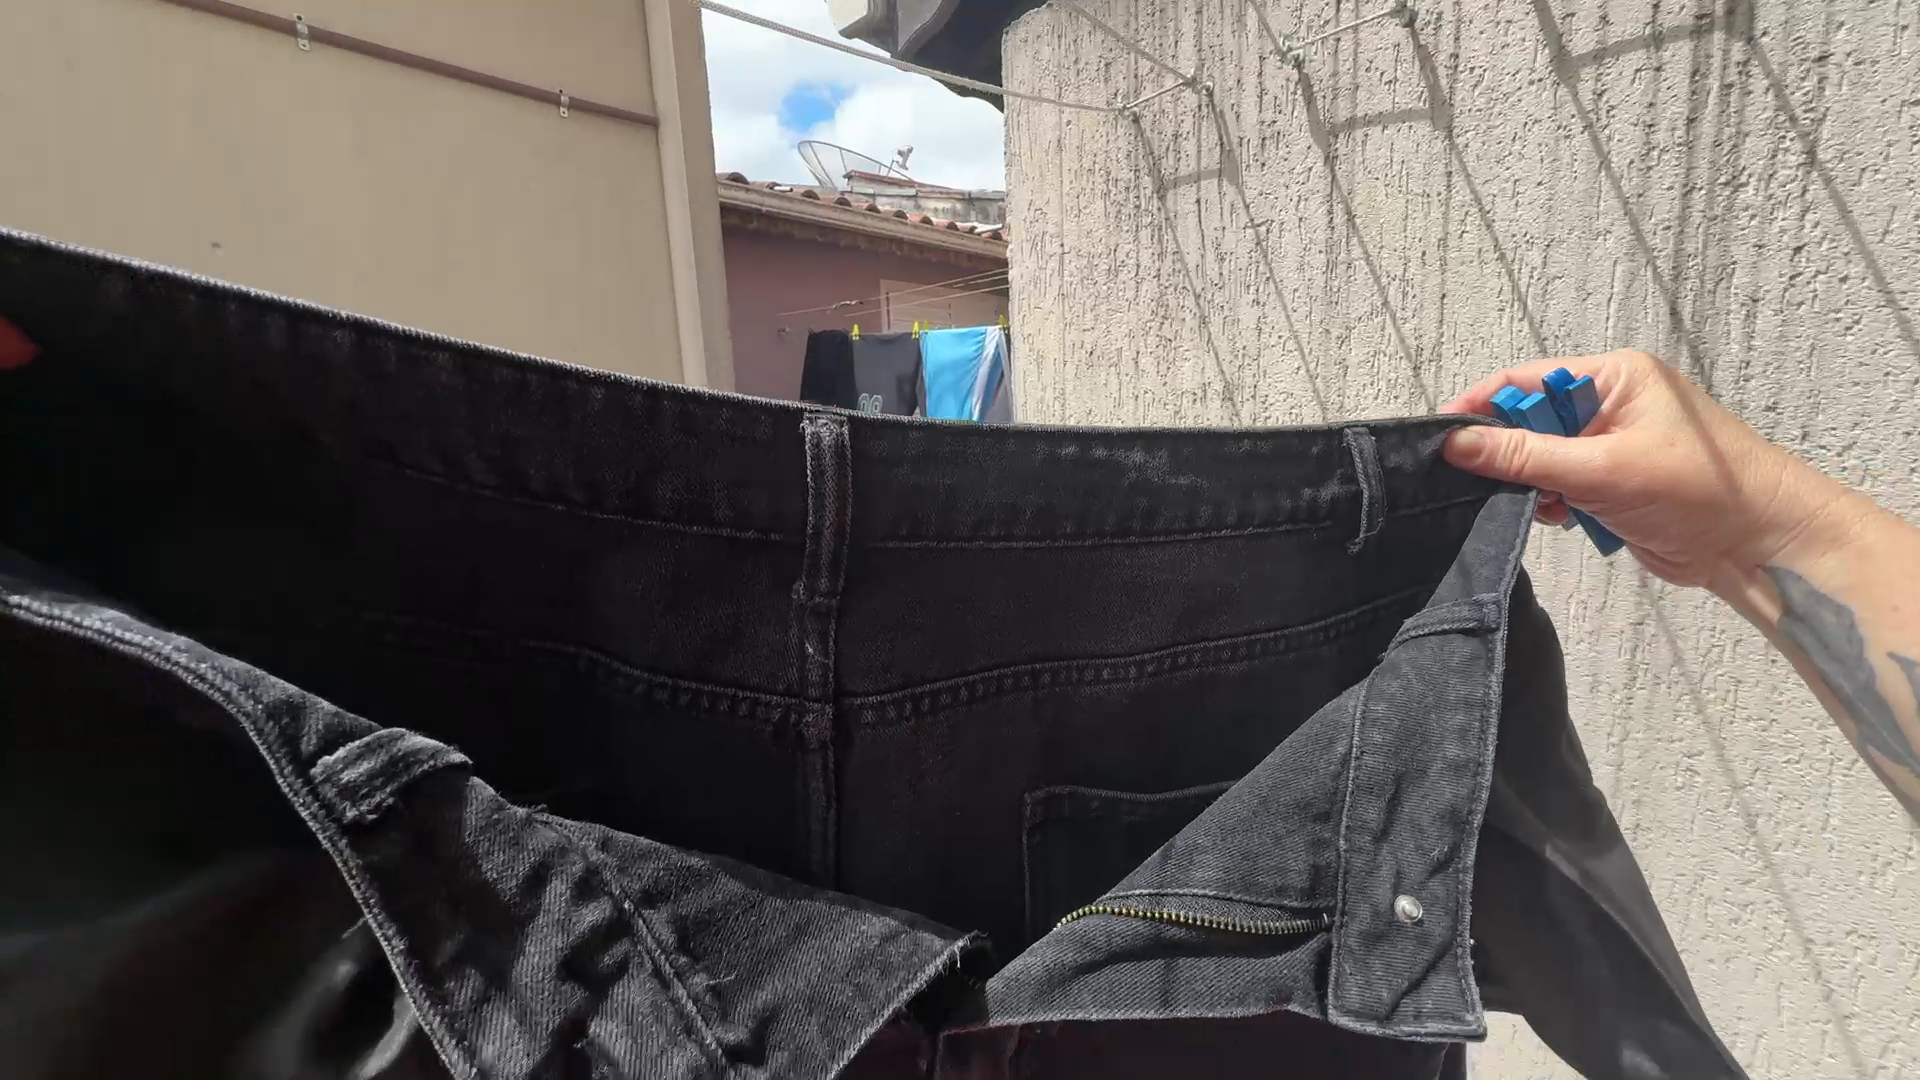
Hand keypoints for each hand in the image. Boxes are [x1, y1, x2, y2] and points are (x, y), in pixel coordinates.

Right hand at [1440, 350, 1859, 587]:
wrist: (1762, 547)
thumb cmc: (1696, 491)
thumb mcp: (1597, 468)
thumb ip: (1520, 455)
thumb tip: (1451, 443)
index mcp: (1614, 378)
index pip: (1523, 381)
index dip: (1478, 406)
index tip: (1439, 438)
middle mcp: (1608, 403)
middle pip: (1525, 420)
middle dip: (1507, 453)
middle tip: (1484, 480)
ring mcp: (1607, 442)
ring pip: (1535, 455)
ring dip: (1529, 482)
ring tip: (1538, 504)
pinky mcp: (1606, 477)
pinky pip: (1552, 481)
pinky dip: (1547, 499)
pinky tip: (1560, 516)